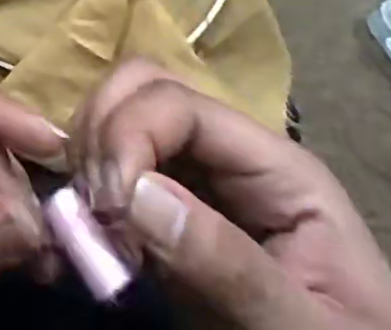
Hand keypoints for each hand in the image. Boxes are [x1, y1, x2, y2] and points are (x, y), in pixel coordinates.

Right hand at [70, 59, 390, 329]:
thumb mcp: (303, 329)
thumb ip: (230, 266)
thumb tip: (135, 193)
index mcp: (276, 165)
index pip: (179, 101)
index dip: (130, 133)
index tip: (109, 204)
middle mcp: (229, 152)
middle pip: (143, 85)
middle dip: (103, 129)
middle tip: (95, 205)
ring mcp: (195, 174)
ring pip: (119, 113)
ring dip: (90, 154)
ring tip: (96, 226)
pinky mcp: (168, 205)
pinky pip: (112, 161)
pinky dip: (87, 180)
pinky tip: (93, 229)